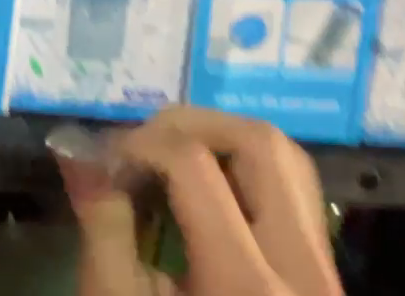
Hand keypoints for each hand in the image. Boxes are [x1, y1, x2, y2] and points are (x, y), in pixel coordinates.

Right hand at [60, 107, 342, 295]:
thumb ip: (101, 222)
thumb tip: (76, 149)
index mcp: (246, 283)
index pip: (192, 163)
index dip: (136, 144)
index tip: (103, 166)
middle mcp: (305, 271)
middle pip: (261, 144)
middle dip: (188, 125)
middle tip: (139, 145)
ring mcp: (328, 274)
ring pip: (288, 161)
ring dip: (219, 142)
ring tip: (168, 161)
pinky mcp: (326, 276)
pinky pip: (291, 193)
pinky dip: (240, 172)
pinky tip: (198, 195)